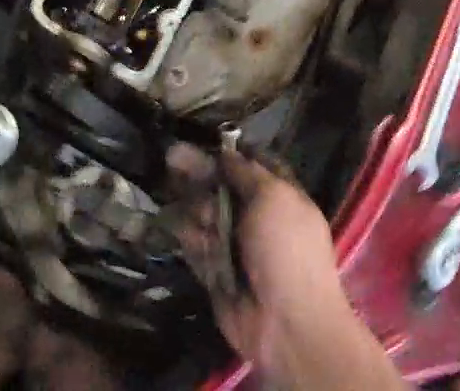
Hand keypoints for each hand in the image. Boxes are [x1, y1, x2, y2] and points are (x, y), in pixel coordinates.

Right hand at [170, 148, 407, 389]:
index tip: (205, 137)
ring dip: (196, 207)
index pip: (253, 163)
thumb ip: (246, 171)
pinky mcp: (213, 266)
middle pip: (219, 184)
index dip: (231, 150)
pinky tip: (191, 235)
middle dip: (198, 170)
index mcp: (280, 196)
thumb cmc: (287, 250)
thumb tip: (226, 152)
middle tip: (172, 157)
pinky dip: (189, 237)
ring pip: (202, 210)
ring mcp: (234, 242)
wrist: (285, 322)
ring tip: (202, 216)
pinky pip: (193, 242)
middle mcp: (255, 216)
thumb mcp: (274, 196)